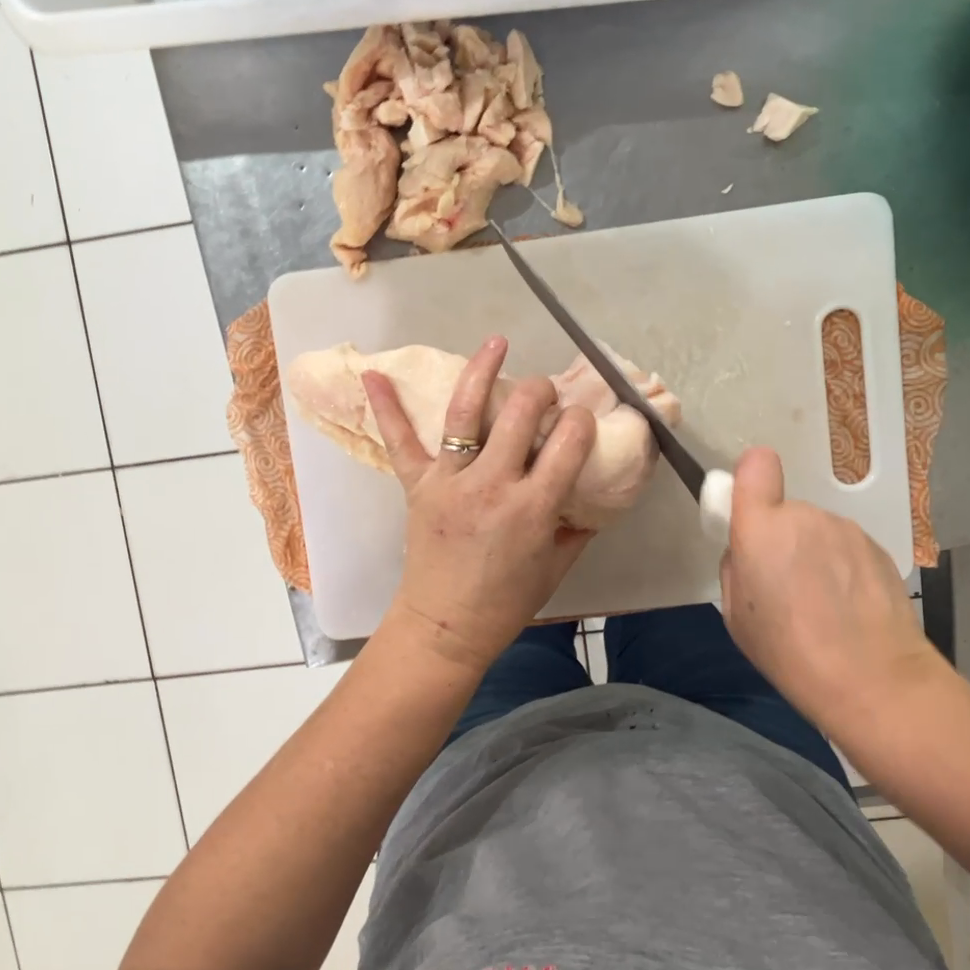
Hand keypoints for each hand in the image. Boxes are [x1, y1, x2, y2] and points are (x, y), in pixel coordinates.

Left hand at [364, 337, 597, 671]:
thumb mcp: (557, 566)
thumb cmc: (507, 602)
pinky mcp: (418, 486)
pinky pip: (401, 442)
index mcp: (534, 507)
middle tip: (546, 396)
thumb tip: (594, 491)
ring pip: (467, 413)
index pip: (569, 441)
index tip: (581, 421)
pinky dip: (386, 408)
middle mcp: (493, 485)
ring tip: (498, 342)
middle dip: (543, 393)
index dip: (582, 421)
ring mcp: (451, 481)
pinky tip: (375, 375)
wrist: (445, 627)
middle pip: (523, 414)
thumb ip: (579, 525)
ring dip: (484, 370)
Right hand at [719, 448, 943, 727]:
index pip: (756, 465)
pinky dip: (843, 569)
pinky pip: (846, 549)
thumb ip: (737, 567)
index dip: (751, 481)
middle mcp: (805, 516)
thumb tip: (749, 552)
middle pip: (785, 512)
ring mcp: (847, 530)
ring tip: (822, 604)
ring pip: (817, 532)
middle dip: (782, 539)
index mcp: (761, 528)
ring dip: (814, 555)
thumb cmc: (787, 650)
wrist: (871, 678)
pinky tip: (849, 608)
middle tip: (785, 587)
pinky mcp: (879, 547)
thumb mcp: (735, 615)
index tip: (750, 511)